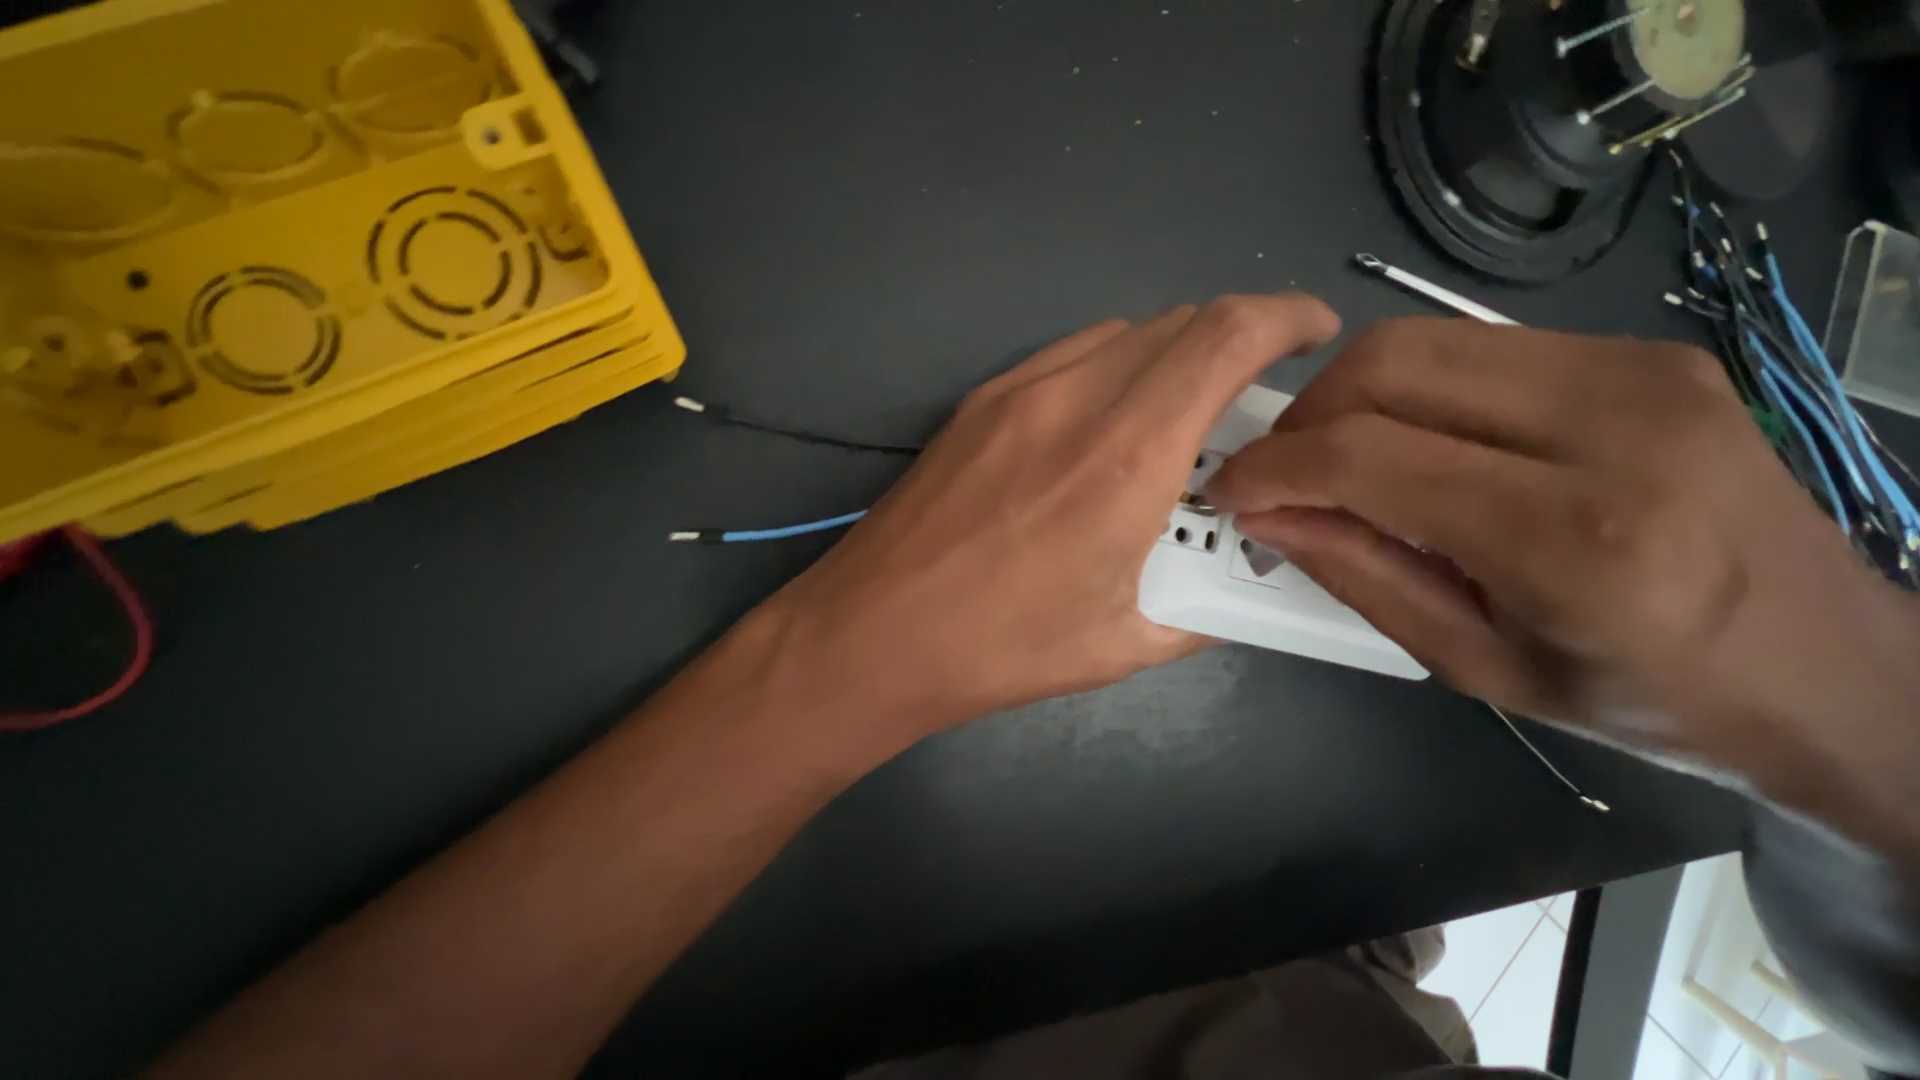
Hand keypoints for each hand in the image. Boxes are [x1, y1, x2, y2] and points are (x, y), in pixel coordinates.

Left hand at [760, 294, 1339, 743]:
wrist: (872, 632)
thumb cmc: (1000, 648)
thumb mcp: (1124, 643)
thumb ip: (1205, 604)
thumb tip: (1241, 577)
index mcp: (1126, 456)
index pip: (1227, 336)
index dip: (1288, 316)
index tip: (1318, 333)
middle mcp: (1074, 399)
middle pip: (1182, 320)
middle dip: (1238, 338)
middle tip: (1254, 394)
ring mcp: (1017, 390)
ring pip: (1124, 331)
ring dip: (1173, 352)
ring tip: (1183, 412)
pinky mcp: (978, 400)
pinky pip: (1069, 354)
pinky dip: (1115, 367)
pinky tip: (1108, 424)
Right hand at [1205, 318, 1919, 797]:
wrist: (1828, 666)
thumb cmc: (1640, 695)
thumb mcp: (1476, 664)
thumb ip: (1361, 576)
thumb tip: (1264, 513)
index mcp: (1572, 536)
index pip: (1367, 456)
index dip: (1274, 466)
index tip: (1228, 489)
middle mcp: (1611, 425)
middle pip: (1390, 364)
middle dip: (1305, 414)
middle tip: (1282, 473)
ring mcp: (1639, 370)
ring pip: (1427, 337)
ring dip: (1353, 394)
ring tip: (1339, 458)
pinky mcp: (1646, 352)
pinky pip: (1480, 345)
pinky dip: (1417, 388)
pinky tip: (1419, 441)